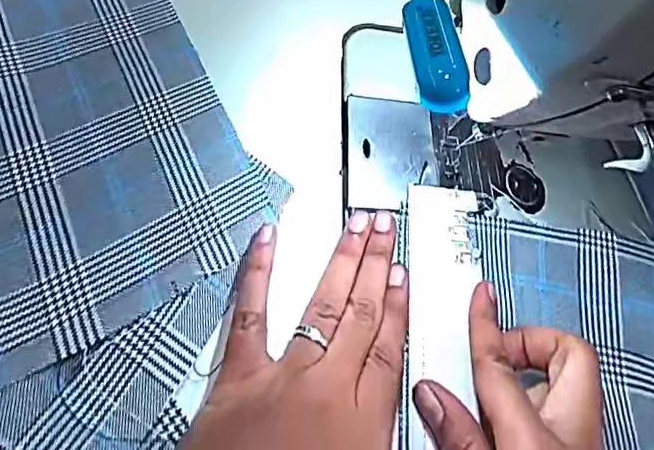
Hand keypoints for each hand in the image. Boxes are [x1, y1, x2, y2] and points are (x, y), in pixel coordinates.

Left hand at [185, 210, 407, 449]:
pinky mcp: (238, 375)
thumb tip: (415, 420)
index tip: (402, 275)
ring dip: (340, 260)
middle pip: (360, 316)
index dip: (397, 308)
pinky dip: (258, 269)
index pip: (388, 352)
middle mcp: (324, 392)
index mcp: (358, 428)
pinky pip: (249, 311)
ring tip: (353, 225)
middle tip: (384, 228)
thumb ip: (382, 441)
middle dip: (375, 265)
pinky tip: (267, 237)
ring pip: (320, 306)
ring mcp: (281, 377)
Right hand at [413, 281, 601, 449]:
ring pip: (567, 384)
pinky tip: (508, 422)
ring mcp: (585, 444)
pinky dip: (536, 404)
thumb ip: (459, 434)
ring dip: (531, 377)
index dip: (484, 322)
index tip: (479, 296)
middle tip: (491, 352)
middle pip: (567, 353)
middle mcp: (575, 432)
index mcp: (541, 434)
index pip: (502, 359)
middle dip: (528, 343)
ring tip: (493, 390)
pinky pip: (564, 412)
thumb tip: (430, 393)